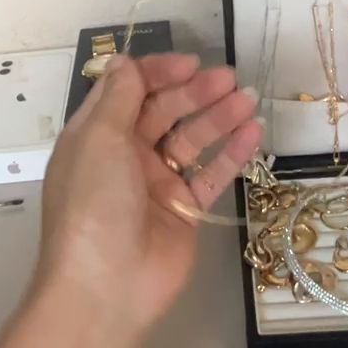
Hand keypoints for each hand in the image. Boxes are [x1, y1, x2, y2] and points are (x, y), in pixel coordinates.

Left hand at [37, 53, 262, 341]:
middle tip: (228, 80)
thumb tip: (125, 60)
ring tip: (247, 100)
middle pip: (164, 112)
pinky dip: (231, 154)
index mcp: (97, 136)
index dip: (158, 73)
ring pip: (191, 140)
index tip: (190, 64)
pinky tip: (253, 133)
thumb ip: (119, 97)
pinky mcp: (184, 211)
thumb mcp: (99, 140)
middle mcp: (125, 155)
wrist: (106, 287)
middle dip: (195, 93)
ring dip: (218, 118)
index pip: (129, 91)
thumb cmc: (94, 205)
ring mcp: (156, 184)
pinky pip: (210, 174)